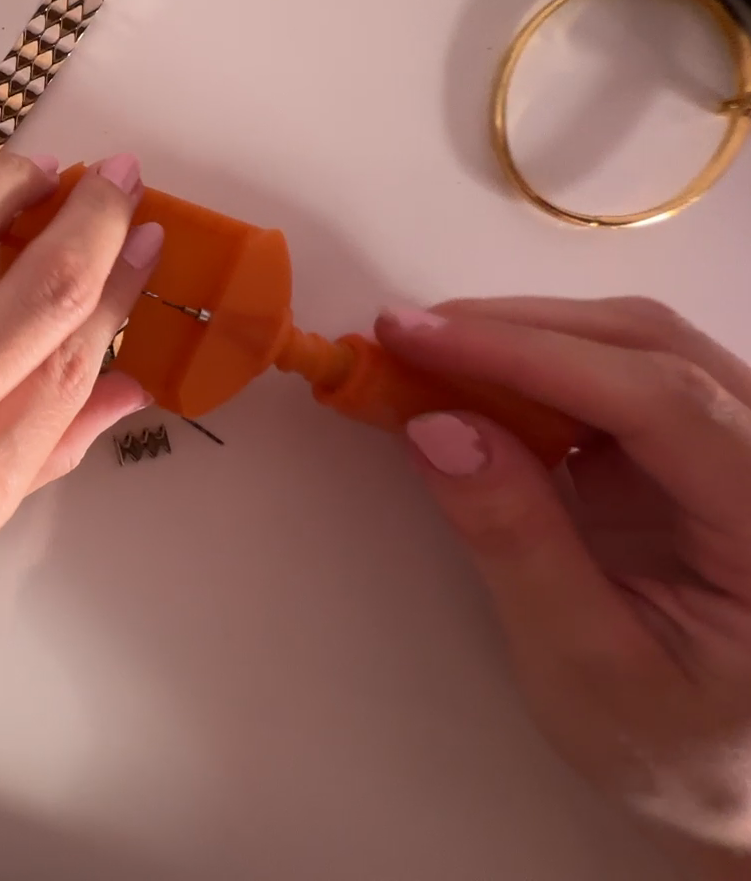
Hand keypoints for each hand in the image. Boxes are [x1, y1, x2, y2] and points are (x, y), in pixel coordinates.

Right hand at [378, 298, 750, 874]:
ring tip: (419, 355)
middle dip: (515, 328)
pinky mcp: (704, 459)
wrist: (748, 784)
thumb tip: (433, 427)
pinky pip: (618, 380)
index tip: (406, 335)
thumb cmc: (678, 745)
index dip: (523, 353)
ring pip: (643, 348)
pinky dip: (530, 366)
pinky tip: (468, 385)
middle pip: (658, 349)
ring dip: (521, 337)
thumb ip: (515, 539)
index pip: (661, 402)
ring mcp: (750, 458)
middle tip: (396, 337)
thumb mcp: (583, 658)